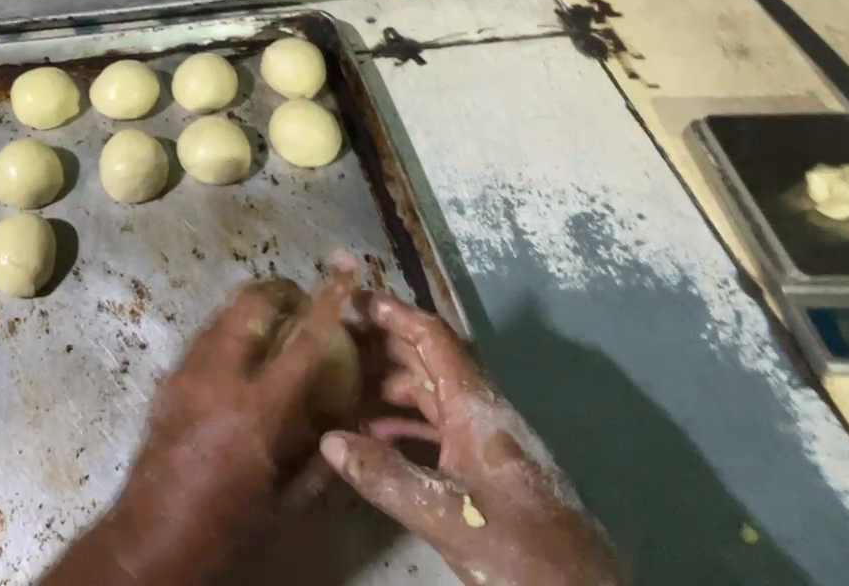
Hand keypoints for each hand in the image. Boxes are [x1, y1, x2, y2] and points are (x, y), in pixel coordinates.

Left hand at [41, 269, 355, 584]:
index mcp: (258, 410)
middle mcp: (219, 376)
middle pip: (253, 302)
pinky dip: (230, 329)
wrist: (153, 532)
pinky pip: (205, 334)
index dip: (329, 297)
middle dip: (284, 290)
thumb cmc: (230, 523)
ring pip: (225, 311)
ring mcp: (187, 370)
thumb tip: (353, 418)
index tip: (345, 265)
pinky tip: (241, 355)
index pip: (305, 339)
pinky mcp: (168, 375)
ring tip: (277, 323)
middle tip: (305, 303)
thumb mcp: (289, 497)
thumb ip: (325, 453)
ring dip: (255, 307)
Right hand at [323, 292, 625, 584]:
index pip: (434, 338)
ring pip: (428, 393)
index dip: (395, 314)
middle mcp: (479, 411)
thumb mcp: (447, 515)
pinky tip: (370, 437)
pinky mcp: (481, 467)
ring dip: (386, 384)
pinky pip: (433, 426)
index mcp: (476, 406)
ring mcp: (481, 439)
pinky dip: (399, 421)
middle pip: (426, 360)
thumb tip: (328, 439)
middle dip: (382, 344)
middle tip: (335, 338)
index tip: (355, 301)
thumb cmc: (519, 547)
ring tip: (341, 384)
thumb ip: (386, 477)